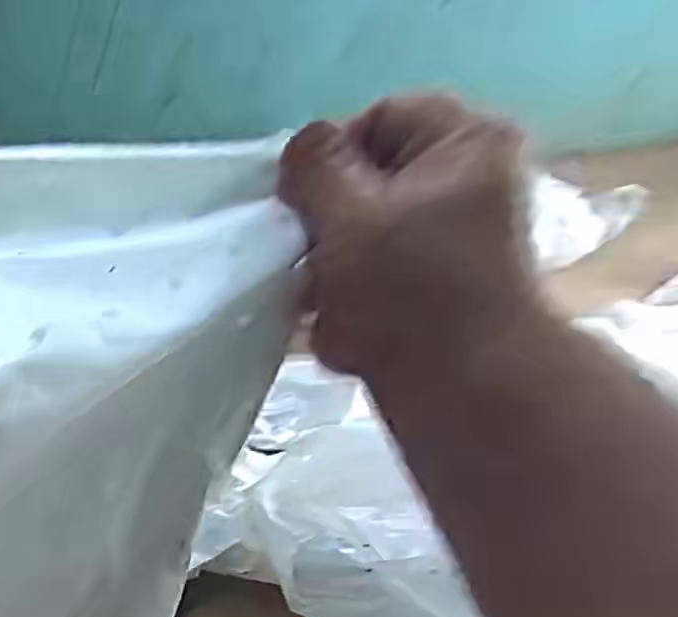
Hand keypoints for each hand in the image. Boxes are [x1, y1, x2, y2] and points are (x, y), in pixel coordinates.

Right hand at [278, 94, 550, 382]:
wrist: (440, 363)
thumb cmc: (405, 282)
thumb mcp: (353, 215)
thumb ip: (320, 171)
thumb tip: (300, 140)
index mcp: (462, 146)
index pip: (383, 116)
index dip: (332, 149)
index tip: (297, 194)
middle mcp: (451, 178)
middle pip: (360, 168)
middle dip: (314, 202)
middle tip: (292, 235)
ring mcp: (424, 226)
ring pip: (345, 215)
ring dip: (310, 242)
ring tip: (297, 270)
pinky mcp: (395, 270)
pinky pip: (344, 253)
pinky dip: (319, 269)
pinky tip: (304, 291)